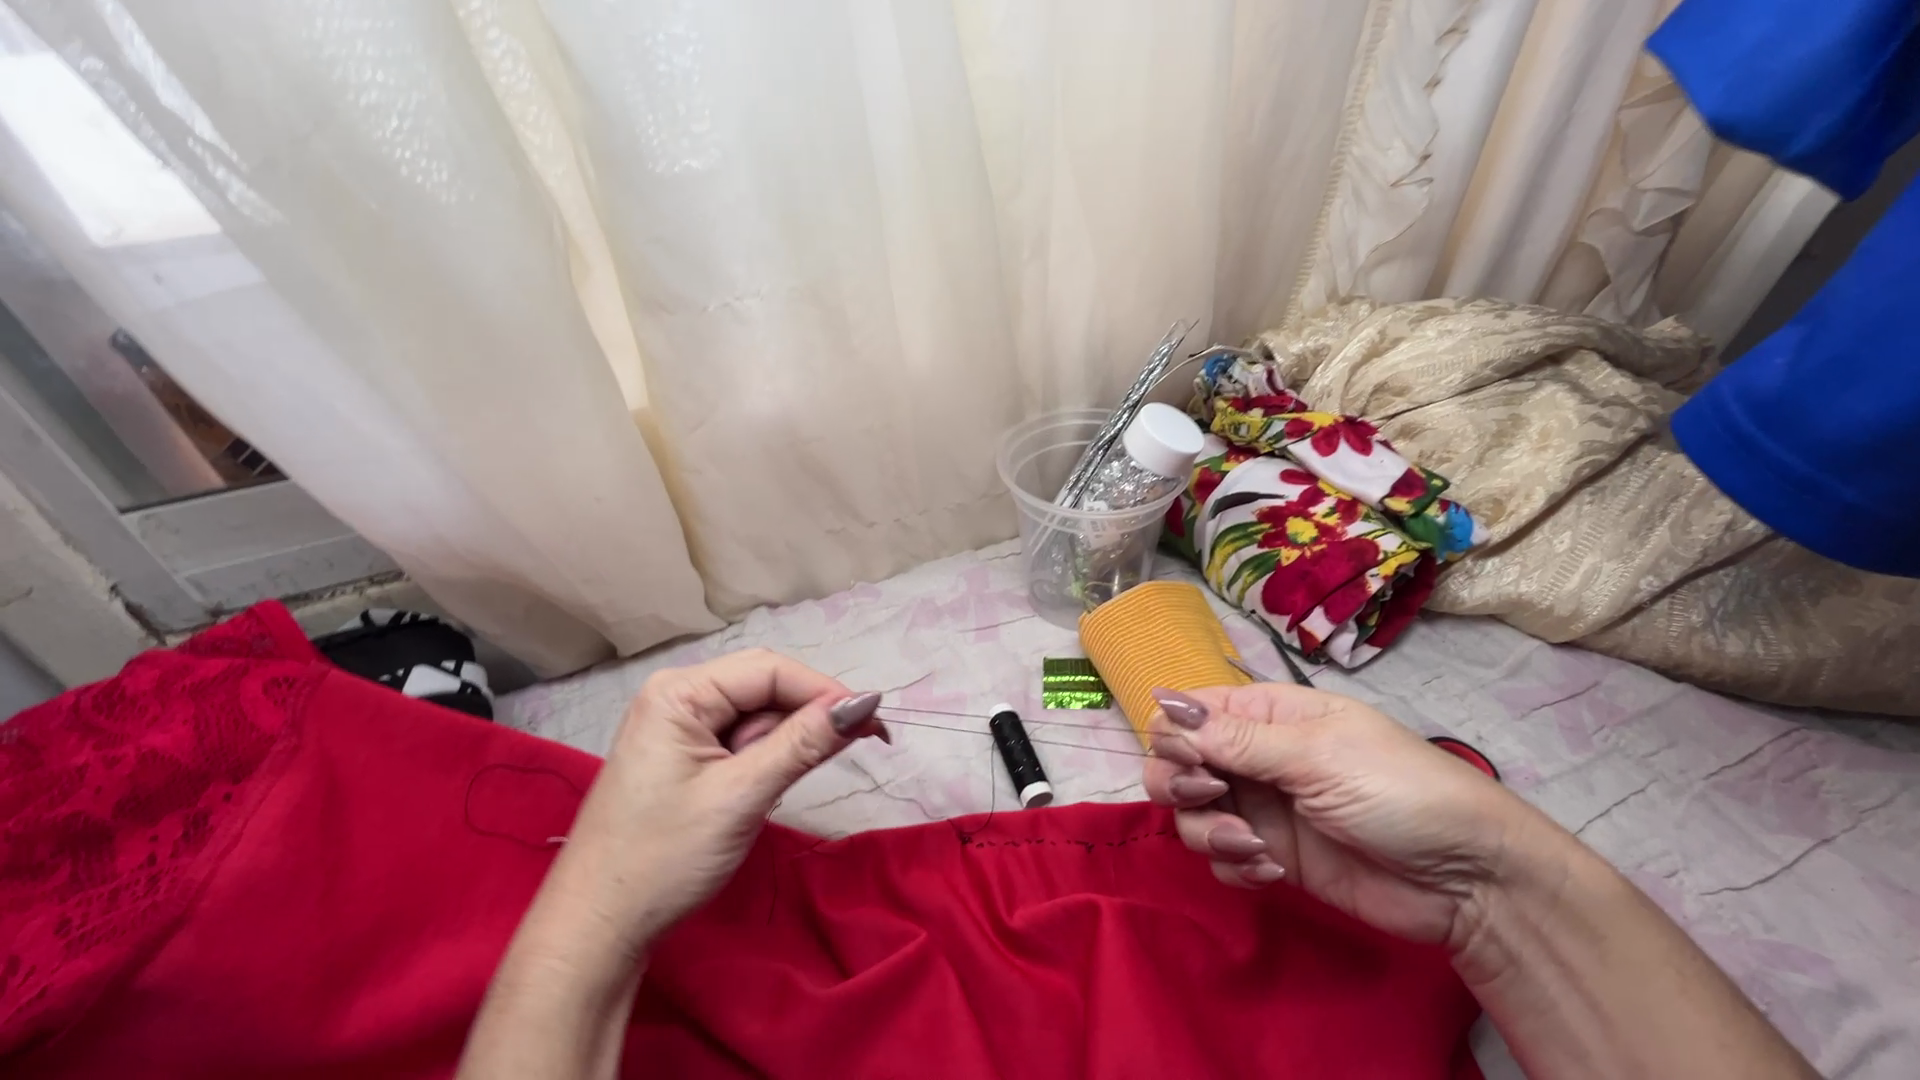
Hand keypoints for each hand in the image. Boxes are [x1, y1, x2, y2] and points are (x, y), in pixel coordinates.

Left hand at [553, 649, 885, 954]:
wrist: (597, 928)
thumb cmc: (664, 858)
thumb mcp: (742, 796)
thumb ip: (803, 743)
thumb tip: (866, 703)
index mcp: (679, 692)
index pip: (769, 669)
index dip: (824, 690)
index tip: (873, 722)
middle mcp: (677, 696)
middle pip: (764, 688)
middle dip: (810, 716)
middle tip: (863, 744)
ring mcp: (678, 728)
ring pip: (757, 716)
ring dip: (788, 741)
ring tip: (794, 782)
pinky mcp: (684, 757)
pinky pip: (740, 741)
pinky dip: (768, 758)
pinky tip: (770, 784)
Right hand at [1141, 683, 1557, 948]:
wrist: (1466, 880)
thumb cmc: (1398, 790)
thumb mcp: (1316, 754)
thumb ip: (1235, 739)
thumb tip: (1161, 700)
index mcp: (1264, 715)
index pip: (1186, 713)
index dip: (1174, 735)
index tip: (1195, 762)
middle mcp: (1251, 757)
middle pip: (1174, 763)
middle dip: (1180, 785)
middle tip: (1216, 799)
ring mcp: (1260, 809)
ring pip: (1189, 813)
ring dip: (1208, 832)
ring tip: (1255, 848)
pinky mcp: (1268, 856)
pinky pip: (1218, 857)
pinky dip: (1232, 865)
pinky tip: (1271, 871)